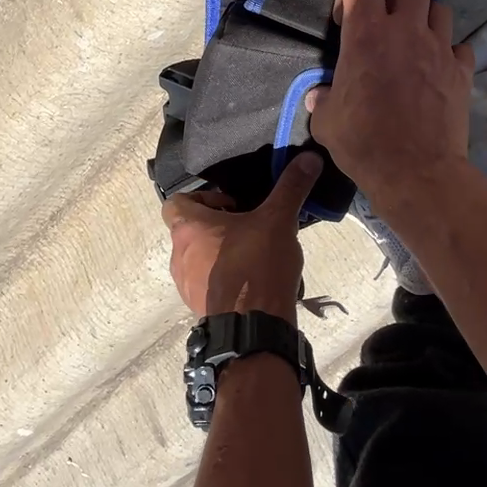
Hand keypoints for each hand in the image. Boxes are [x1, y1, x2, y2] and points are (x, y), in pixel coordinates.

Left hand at [162, 151, 321, 320]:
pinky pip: (207, 282)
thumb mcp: (278, 219)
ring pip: (198, 258)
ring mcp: (186, 285)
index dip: (203, 198)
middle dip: (218, 225)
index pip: (177, 201)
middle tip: (249, 225)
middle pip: (190, 229)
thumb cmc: (256, 265)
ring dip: (220, 252)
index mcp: (188, 228)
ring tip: (254, 252)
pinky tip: (253, 278)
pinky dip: (224, 276)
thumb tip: (310, 157)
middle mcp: (179, 255)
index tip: (234, 204)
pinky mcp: (199, 307)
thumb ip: (292, 187)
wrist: (253, 328)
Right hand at [309, 0, 475, 209]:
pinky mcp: (463, 72)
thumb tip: (319, 95)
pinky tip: (437, 73)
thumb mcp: (327, 122)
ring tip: (414, 46)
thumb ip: (322, 100)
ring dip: (426, 21)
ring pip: (440, 8)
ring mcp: (440, 49)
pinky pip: (460, 47)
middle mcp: (407, 31)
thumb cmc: (364, 144)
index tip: (347, 20)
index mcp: (367, 34)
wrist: (417, 174)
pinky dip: (449, 54)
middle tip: (386, 25)